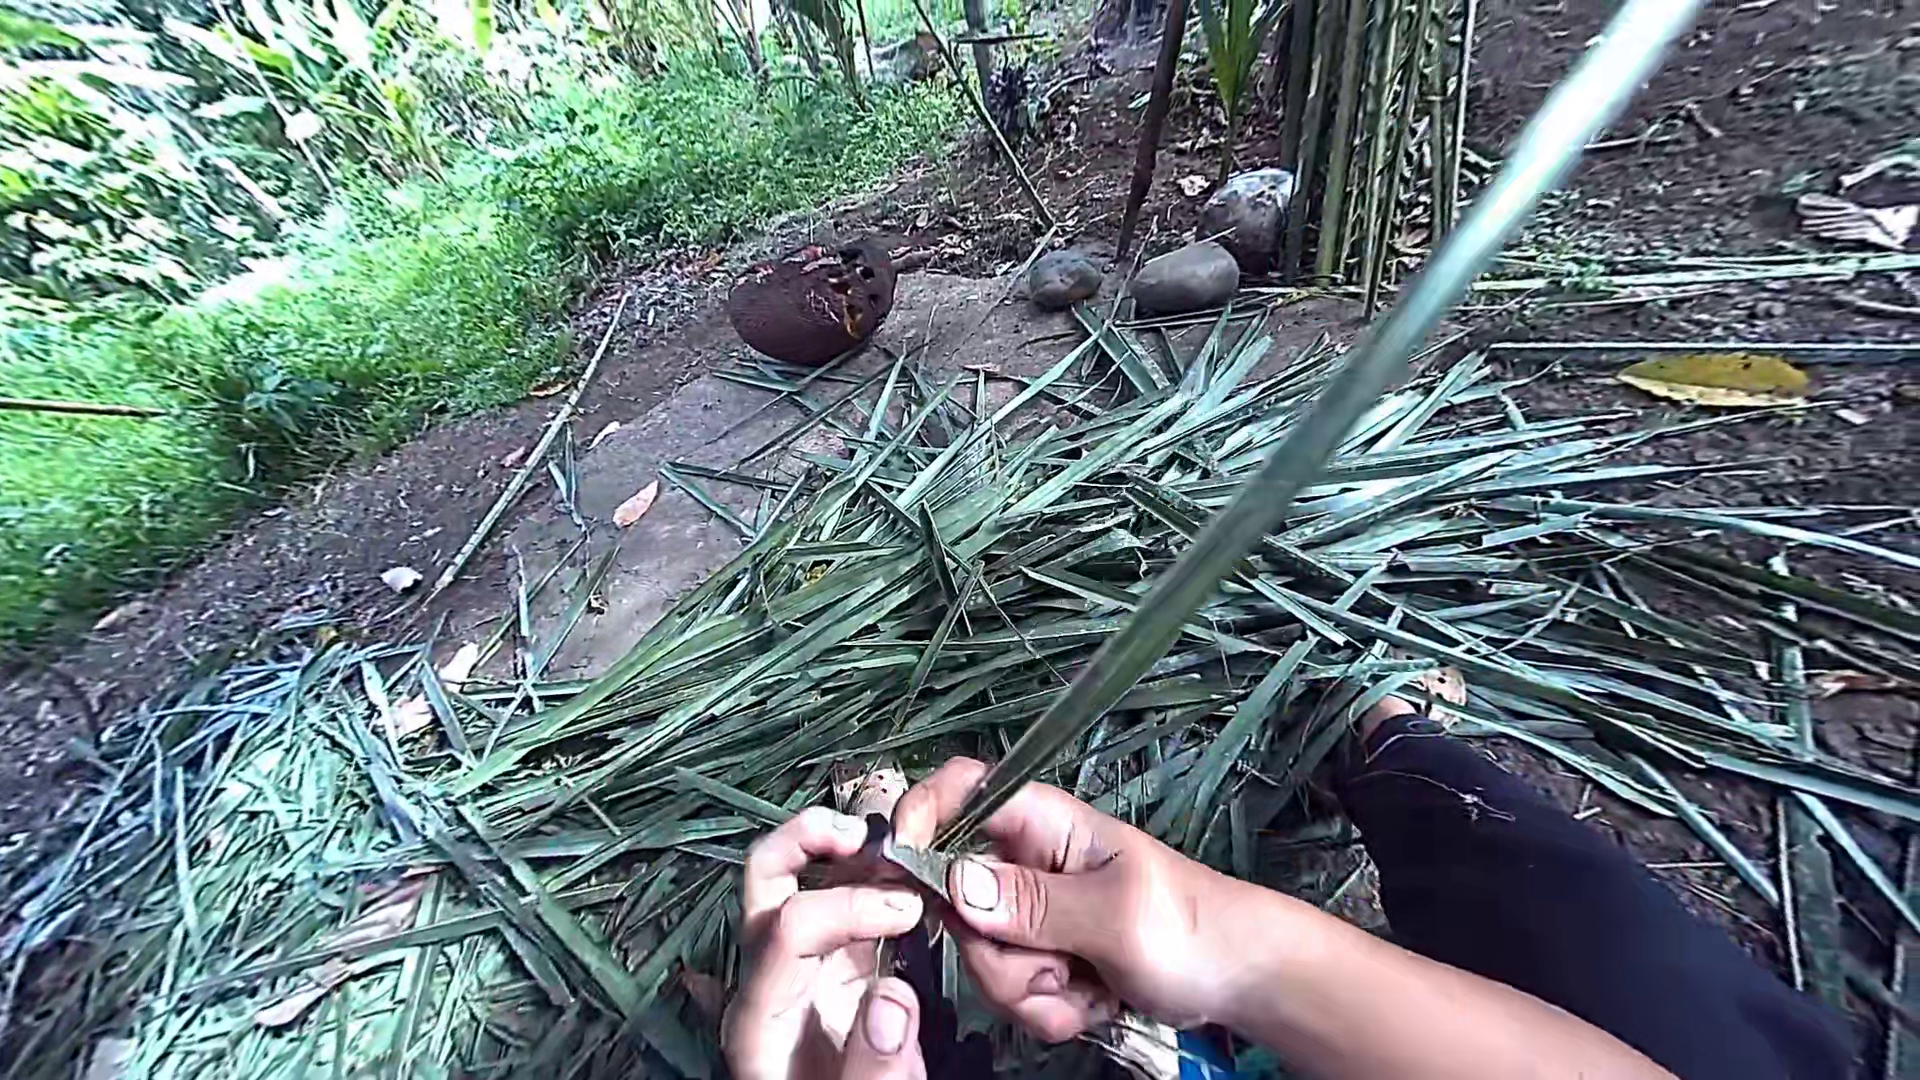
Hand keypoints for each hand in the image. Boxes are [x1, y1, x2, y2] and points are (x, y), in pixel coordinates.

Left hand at [725, 807, 930, 1079]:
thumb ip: (874, 1068)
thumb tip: (889, 999)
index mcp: (759, 1016)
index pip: (790, 925)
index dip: (853, 906)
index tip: (910, 912)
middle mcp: (767, 972)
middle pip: (766, 872)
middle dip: (813, 836)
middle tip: (868, 836)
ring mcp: (797, 955)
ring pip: (798, 865)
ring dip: (844, 839)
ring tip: (895, 845)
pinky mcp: (831, 949)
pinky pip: (842, 884)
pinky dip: (871, 861)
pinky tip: (904, 866)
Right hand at [892, 758, 1265, 1040]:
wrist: (1229, 974)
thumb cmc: (1186, 922)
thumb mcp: (1115, 913)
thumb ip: (1036, 902)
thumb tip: (954, 884)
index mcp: (1040, 817)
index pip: (963, 787)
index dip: (922, 809)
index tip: (903, 862)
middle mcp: (1020, 853)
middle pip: (954, 889)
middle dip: (997, 949)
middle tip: (1056, 964)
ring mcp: (1023, 903)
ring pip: (976, 948)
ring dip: (1028, 985)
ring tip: (1087, 983)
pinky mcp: (1031, 944)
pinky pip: (1001, 982)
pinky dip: (1041, 1005)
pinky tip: (1088, 998)